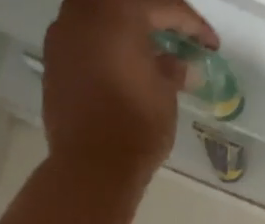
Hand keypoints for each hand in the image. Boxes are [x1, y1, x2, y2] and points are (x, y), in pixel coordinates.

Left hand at [41, 0, 218, 180]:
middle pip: (127, 3)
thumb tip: (181, 65)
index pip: (164, 6)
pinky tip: (122, 66)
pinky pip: (84, 37)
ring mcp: (62, 34)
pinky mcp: (53, 60)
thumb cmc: (136, 127)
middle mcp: (84, 11)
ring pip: (100, 14)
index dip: (193, 25)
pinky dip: (106, 43)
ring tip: (148, 51)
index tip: (211, 45)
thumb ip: (172, 71)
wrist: (91, 166)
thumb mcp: (165, 96)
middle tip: (178, 36)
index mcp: (118, 11)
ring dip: (127, 27)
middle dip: (156, 16)